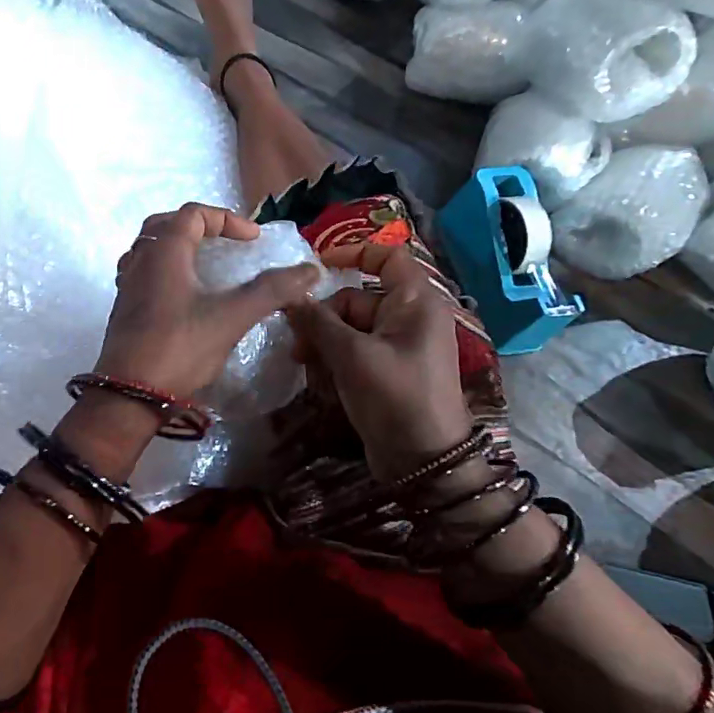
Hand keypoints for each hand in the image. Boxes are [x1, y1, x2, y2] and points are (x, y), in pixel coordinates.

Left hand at [95, 203, 320, 399]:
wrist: (130, 395)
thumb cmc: (179, 348)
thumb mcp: (231, 317)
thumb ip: (272, 291)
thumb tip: (311, 270)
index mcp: (164, 251)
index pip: (193, 214)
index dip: (227, 219)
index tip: (254, 240)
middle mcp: (140, 261)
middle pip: (165, 224)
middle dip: (199, 226)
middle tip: (224, 241)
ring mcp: (127, 286)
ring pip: (150, 249)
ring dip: (178, 247)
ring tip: (204, 263)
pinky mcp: (124, 310)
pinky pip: (144, 274)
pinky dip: (166, 271)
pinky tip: (183, 295)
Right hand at [286, 241, 475, 481]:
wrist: (423, 459)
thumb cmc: (395, 397)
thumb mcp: (352, 356)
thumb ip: (318, 322)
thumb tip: (290, 296)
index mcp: (415, 302)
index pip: (387, 257)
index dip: (352, 252)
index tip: (316, 264)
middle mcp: (409, 318)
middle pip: (357, 299)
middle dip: (324, 317)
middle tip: (297, 343)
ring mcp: (399, 346)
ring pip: (351, 328)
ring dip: (324, 342)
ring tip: (304, 364)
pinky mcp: (387, 370)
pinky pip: (355, 352)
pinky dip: (335, 360)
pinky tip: (319, 380)